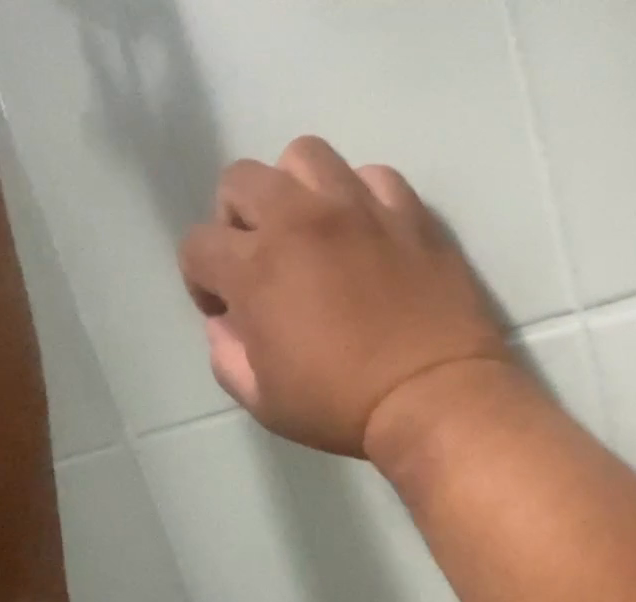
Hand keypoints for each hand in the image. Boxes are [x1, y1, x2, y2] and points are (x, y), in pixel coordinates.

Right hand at [177, 136, 511, 457]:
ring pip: (306, 157)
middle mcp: (301, 221)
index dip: (201, 278)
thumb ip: (228, 357)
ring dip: (297, 189)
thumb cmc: (346, 410)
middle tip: (264, 260)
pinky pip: (376, 177)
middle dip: (237, 219)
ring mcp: (360, 210)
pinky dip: (363, 196)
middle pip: (241, 181)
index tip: (226, 308)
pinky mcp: (411, 214)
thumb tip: (226, 323)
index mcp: (256, 269)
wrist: (437, 398)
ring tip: (315, 231)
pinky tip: (370, 232)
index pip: (198, 245)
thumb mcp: (265, 403)